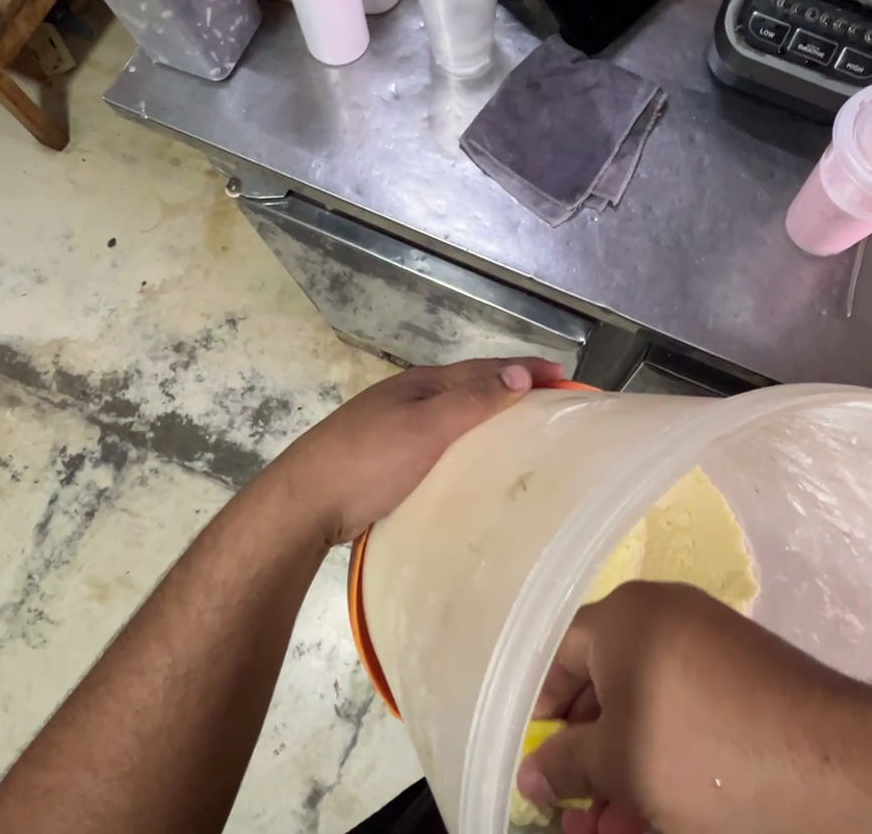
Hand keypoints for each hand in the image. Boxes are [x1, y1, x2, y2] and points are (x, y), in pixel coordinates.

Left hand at [268, 357, 566, 546]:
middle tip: (551, 403)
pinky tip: (475, 463)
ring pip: (455, 415)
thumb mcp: (427, 427)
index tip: (566, 377)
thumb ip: (472, 400)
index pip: (485, 368)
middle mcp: (410, 399)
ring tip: (522, 432)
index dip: (525, 368)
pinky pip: (442, 442)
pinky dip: (468, 443)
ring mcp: (396, 427)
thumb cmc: (370, 460)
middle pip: (471, 387)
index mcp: (423, 384)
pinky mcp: (388, 459)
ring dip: (490, 415)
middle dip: (512, 388)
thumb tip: (518, 370)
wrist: (305, 503)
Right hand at [517, 582, 865, 833]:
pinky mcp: (746, 678)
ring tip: (614, 830)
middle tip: (577, 817)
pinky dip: (667, 761)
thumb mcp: (618, 765)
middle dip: (586, 760)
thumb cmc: (703, 754)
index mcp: (624, 616)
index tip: (539, 768)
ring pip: (647, 710)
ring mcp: (710, 645)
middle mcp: (664, 616)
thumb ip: (565, 765)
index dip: (544, 715)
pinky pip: (687, 715)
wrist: (835, 768)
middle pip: (605, 687)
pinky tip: (661, 815)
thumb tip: (532, 771)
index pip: (561, 657)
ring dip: (624, 773)